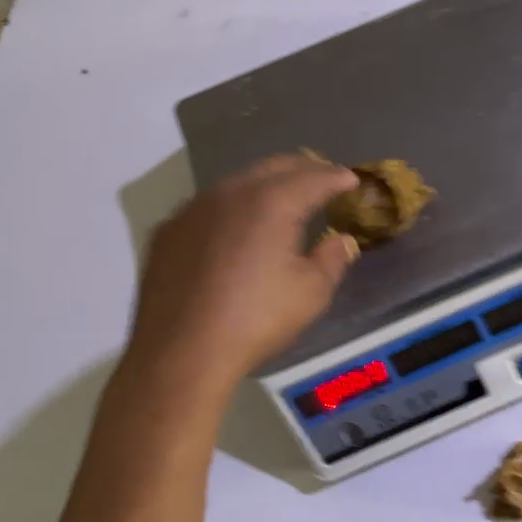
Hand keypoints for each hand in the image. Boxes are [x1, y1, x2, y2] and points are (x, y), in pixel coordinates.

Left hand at [126, 154, 359, 388]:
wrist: (180, 354)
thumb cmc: (255, 320)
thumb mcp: (311, 293)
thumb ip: (332, 259)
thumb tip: (342, 240)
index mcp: (272, 202)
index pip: (314, 177)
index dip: (337, 177)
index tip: (352, 180)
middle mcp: (231, 193)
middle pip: (274, 167)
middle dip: (303, 170)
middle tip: (322, 180)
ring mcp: (194, 209)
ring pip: (238, 182)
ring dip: (266, 185)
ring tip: (283, 200)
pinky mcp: (168, 231)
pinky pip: (209, 205)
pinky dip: (232, 207)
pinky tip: (236, 228)